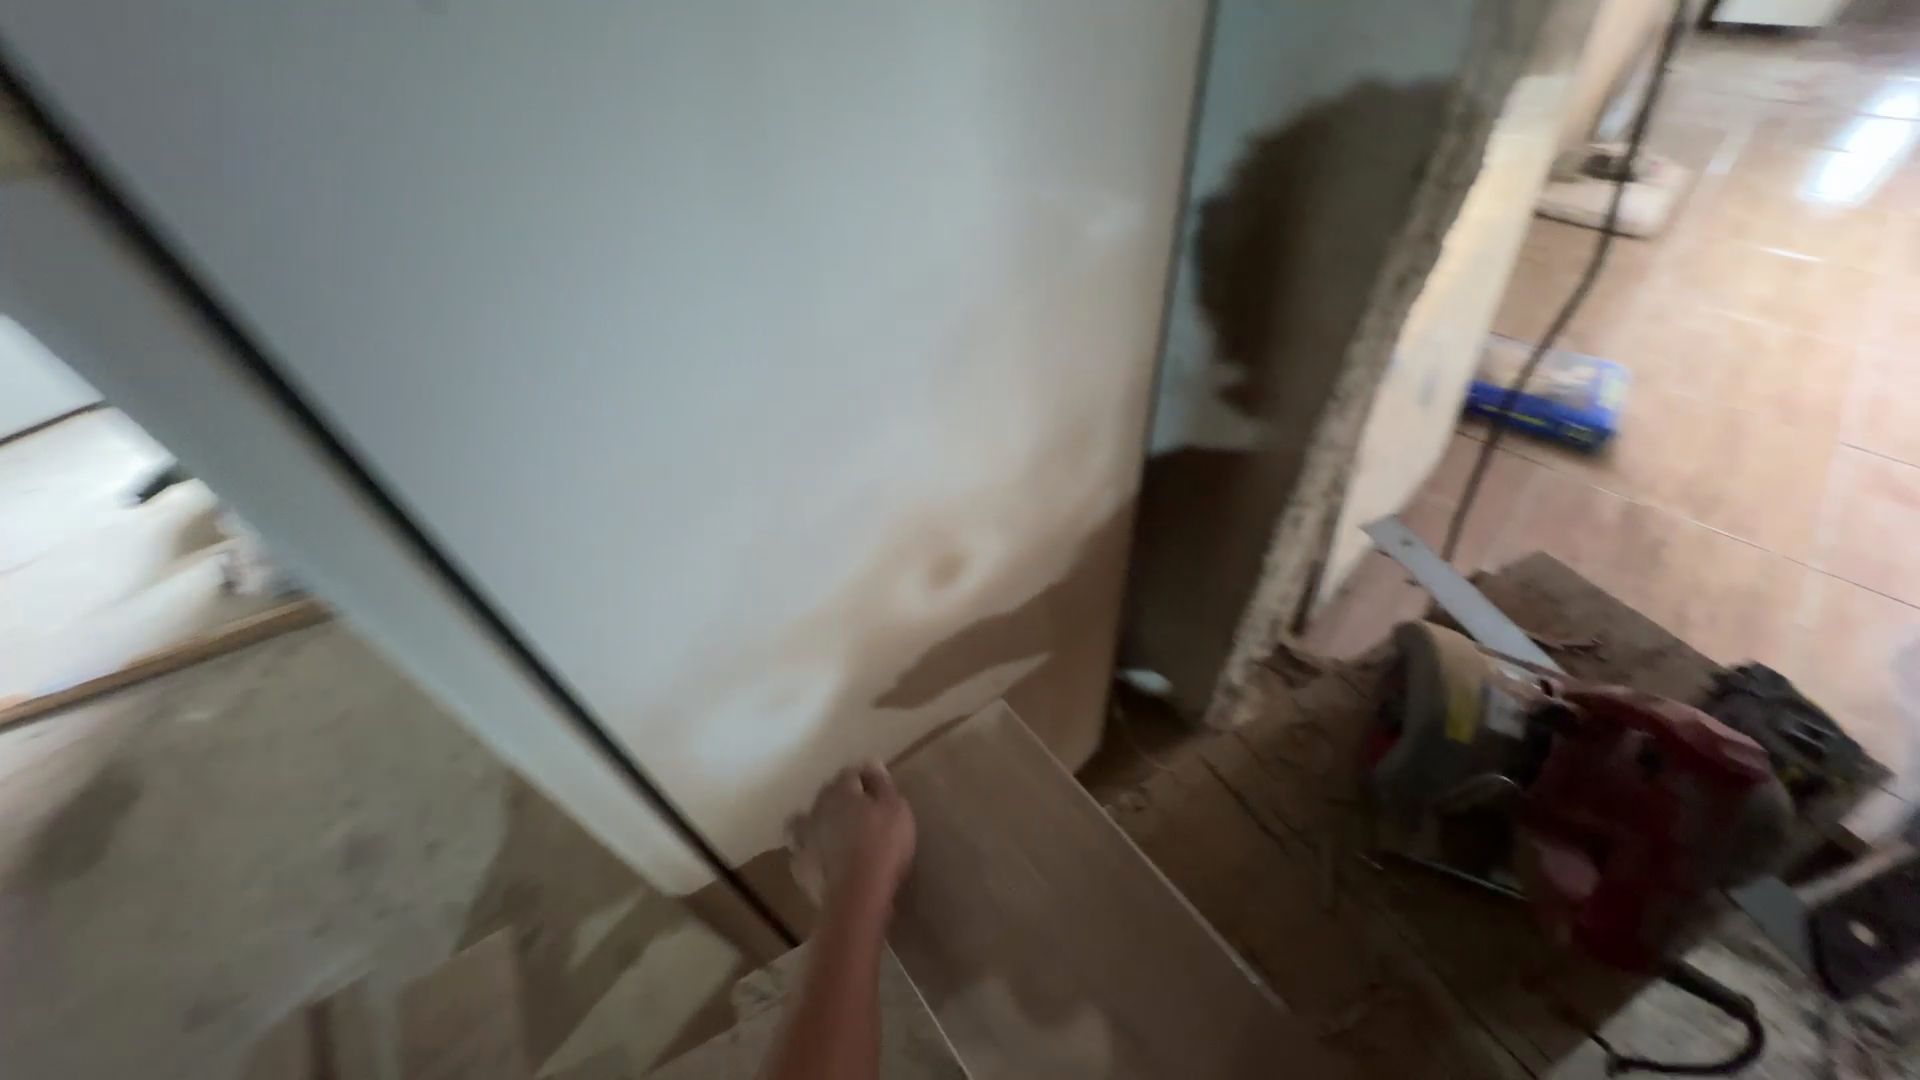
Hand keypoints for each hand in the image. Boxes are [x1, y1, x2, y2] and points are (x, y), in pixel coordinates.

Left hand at [788, 760, 916, 916]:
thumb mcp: (896, 809)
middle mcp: (818, 807)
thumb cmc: (883, 846)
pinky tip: (822, 857)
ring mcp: (804, 836)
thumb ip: (882, 784)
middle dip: (841, 796)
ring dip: (817, 820)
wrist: (856, 896)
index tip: (878, 788)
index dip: (864, 778)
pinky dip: (811, 848)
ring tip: (832, 831)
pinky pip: (802, 848)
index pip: (851, 773)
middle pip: (828, 793)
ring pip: (805, 819)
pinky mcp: (800, 864)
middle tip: (861, 810)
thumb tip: (871, 762)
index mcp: (842, 790)